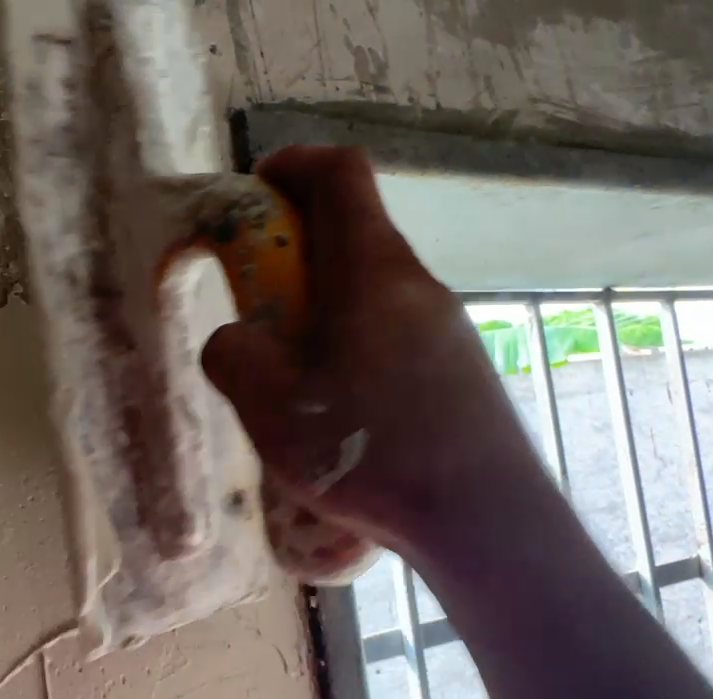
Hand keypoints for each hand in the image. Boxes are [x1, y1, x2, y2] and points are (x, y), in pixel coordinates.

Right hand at [201, 146, 542, 556]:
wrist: (479, 517)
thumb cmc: (366, 449)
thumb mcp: (267, 407)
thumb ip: (233, 356)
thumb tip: (234, 339)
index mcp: (371, 273)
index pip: (340, 177)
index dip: (294, 167)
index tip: (257, 188)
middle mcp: (417, 286)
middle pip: (354, 236)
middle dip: (295, 253)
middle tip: (255, 305)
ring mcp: (445, 329)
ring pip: (372, 292)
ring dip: (321, 310)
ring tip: (289, 377)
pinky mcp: (458, 372)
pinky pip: (392, 334)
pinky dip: (350, 345)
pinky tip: (335, 410)